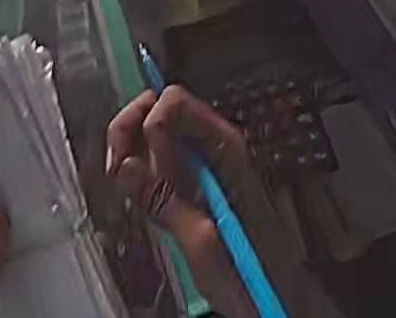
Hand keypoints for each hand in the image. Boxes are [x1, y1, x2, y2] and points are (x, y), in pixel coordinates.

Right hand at [108, 86, 258, 317]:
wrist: (278, 294)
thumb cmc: (249, 273)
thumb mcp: (204, 244)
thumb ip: (165, 203)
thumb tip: (126, 166)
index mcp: (223, 145)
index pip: (176, 102)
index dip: (150, 124)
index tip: (140, 164)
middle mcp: (211, 141)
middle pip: (160, 105)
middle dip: (131, 127)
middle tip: (117, 167)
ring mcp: (200, 156)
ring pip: (154, 125)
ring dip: (130, 145)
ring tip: (124, 182)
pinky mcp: (190, 175)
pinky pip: (157, 152)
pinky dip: (138, 163)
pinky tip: (137, 192)